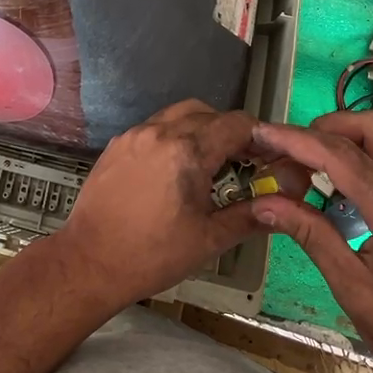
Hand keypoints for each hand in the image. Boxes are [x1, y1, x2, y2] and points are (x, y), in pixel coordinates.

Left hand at [50, 100, 262, 303]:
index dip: (256, 136)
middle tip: (239, 162)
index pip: (234, 124)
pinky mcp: (118, 143)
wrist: (91, 260)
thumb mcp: (208, 240)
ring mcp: (135, 134)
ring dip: (199, 129)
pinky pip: (153, 126)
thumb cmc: (153, 254)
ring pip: (177, 114)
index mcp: (186, 151)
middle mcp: (160, 131)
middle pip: (206, 112)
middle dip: (228, 131)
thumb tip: (281, 206)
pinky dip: (172, 136)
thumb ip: (249, 216)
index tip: (265, 156)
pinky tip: (174, 169)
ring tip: (207, 164)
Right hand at [251, 110, 372, 372]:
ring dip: (357, 142)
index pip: (342, 156)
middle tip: (299, 150)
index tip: (264, 132)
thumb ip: (310, 235)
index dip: (296, 138)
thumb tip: (264, 203)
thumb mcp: (354, 291)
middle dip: (330, 126)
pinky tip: (362, 193)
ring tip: (325, 170)